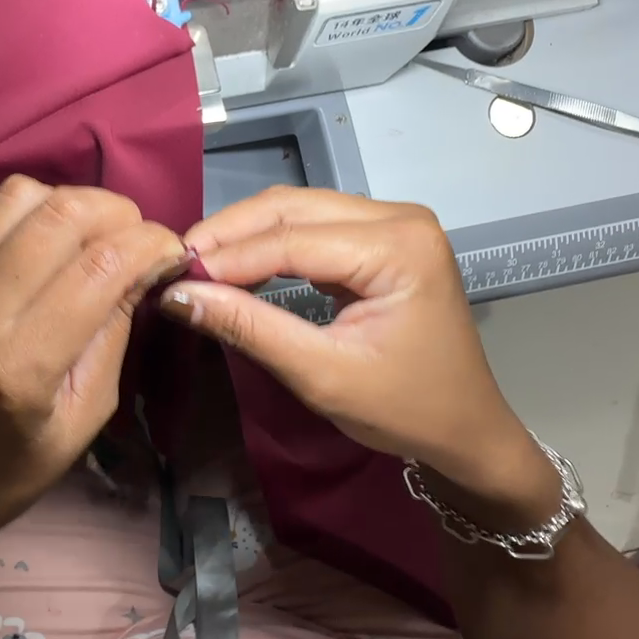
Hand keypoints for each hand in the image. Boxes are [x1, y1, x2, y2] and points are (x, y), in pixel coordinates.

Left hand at [0, 176, 186, 555]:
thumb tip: (147, 263)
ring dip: (72, 202)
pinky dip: (32, 209)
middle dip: (118, 213)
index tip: (171, 252)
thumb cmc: (13, 464)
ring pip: (21, 195)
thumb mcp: (86, 413)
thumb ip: (115, 330)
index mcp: (20, 363)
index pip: (101, 265)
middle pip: (61, 214)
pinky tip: (49, 239)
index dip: (150, 244)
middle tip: (136, 239)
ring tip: (94, 234)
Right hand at [159, 188, 555, 517]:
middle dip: (228, 233)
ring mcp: (391, 222)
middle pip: (290, 208)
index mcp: (398, 246)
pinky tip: (235, 261)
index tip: (170, 275)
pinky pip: (310, 224)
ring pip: (295, 209)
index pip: (291, 239)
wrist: (467, 430)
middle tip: (176, 262)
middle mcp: (397, 216)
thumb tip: (177, 295)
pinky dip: (267, 242)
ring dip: (243, 233)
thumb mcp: (322, 374)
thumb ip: (249, 327)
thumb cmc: (405, 410)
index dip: (226, 256)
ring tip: (196, 262)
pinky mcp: (379, 235)